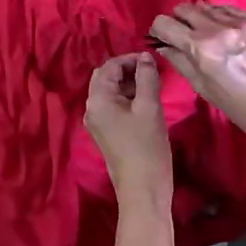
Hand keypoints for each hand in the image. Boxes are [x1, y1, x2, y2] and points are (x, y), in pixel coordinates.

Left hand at [86, 53, 172, 206]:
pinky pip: (114, 105)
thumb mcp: (149, 106)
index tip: (152, 61)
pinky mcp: (107, 132)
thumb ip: (147, 76)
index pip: (109, 66)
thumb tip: (145, 56)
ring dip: (130, 83)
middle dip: (128, 70)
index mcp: (97, 100)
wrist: (143, 189)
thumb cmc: (146, 146)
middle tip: (153, 72)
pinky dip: (128, 97)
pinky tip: (147, 101)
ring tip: (153, 85)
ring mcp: (98, 122)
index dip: (130, 59)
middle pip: (106, 77)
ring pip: (111, 91)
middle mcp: (92, 108)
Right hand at [149, 3, 245, 138]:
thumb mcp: (201, 86)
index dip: (158, 30)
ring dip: (198, 16)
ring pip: (205, 5)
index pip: (165, 23)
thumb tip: (164, 46)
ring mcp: (236, 21)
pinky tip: (220, 27)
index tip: (161, 38)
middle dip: (177, 20)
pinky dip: (217, 14)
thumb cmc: (236, 103)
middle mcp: (215, 28)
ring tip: (202, 31)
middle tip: (181, 35)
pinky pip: (226, 7)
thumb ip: (179, 61)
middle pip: (184, 8)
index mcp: (199, 47)